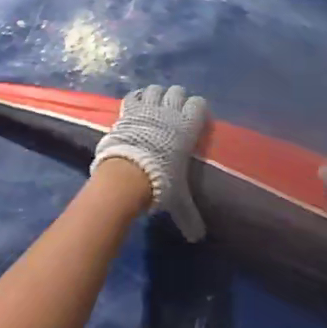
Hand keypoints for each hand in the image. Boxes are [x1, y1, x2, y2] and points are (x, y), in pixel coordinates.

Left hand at [93, 84, 209, 240]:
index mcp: (188, 127)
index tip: (193, 116)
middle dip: (176, 98)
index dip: (196, 108)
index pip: (199, 104)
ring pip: (155, 89)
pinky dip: (135, 97)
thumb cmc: (161, 182)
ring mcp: (147, 108)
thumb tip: (197, 238)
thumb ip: (189, 216)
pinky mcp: (127, 110)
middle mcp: (170, 112)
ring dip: (155, 94)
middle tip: (172, 110)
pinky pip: (133, 95)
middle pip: (177, 91)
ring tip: (153, 104)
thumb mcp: (179, 199)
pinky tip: (134, 104)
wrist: (129, 173)